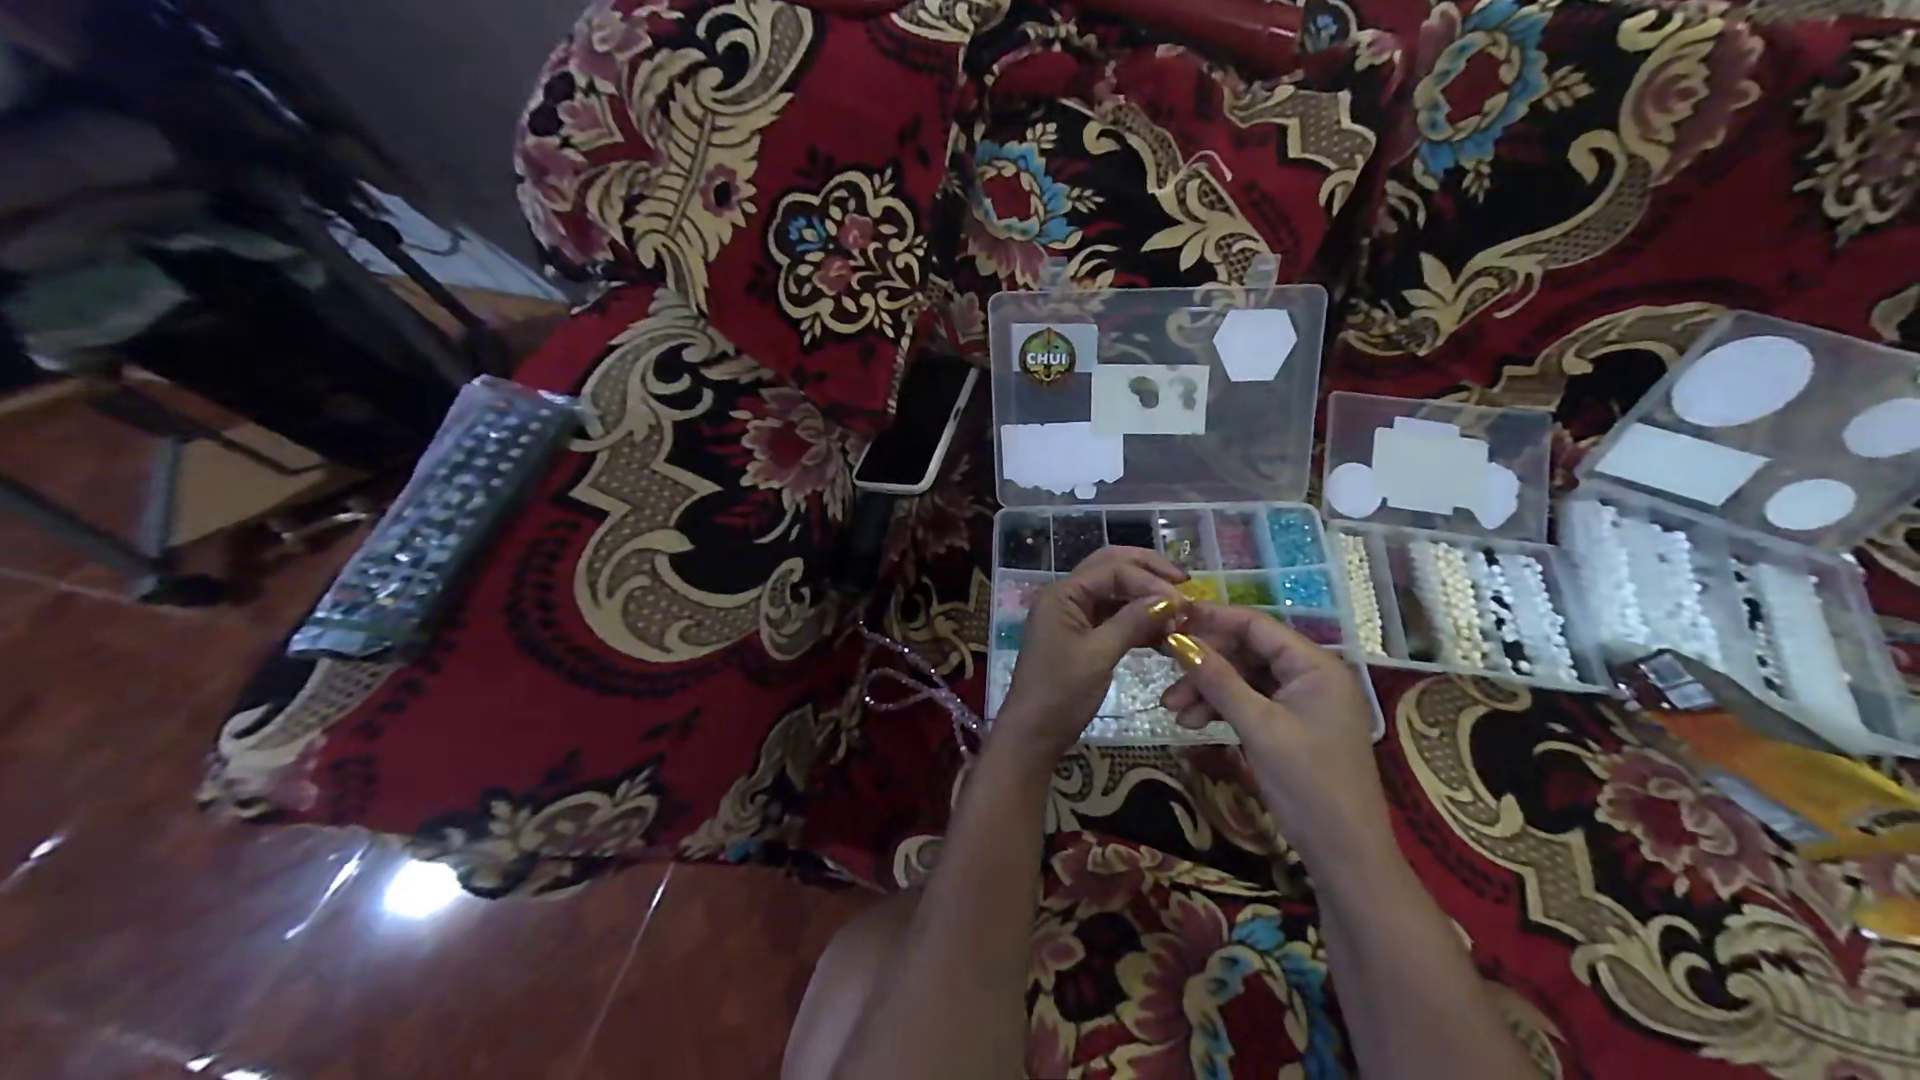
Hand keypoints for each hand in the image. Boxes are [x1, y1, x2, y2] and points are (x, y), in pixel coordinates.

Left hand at [994, 546, 1187, 760]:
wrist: (1034, 733)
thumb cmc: (1061, 692)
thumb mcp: (1100, 654)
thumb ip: (1134, 621)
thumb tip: (1172, 600)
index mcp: (1062, 593)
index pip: (1113, 569)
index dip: (1150, 581)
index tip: (1184, 602)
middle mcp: (1065, 596)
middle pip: (1111, 568)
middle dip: (1148, 573)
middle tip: (1185, 583)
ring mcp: (1072, 615)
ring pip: (1114, 592)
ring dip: (1145, 597)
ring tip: (1179, 611)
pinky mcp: (1081, 635)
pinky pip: (1112, 616)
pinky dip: (1137, 619)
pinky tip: (1164, 630)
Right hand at [1160, 604, 1395, 869]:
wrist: (1345, 852)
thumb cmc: (1308, 783)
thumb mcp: (1258, 727)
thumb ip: (1218, 680)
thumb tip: (1178, 642)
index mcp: (1315, 665)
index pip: (1256, 625)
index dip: (1211, 620)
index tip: (1169, 622)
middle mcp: (1310, 674)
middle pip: (1246, 652)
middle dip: (1205, 666)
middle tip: (1166, 683)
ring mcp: (1302, 700)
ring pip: (1244, 678)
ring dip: (1208, 691)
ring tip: (1173, 712)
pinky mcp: (1292, 723)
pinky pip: (1250, 701)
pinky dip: (1222, 709)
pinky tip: (1194, 723)